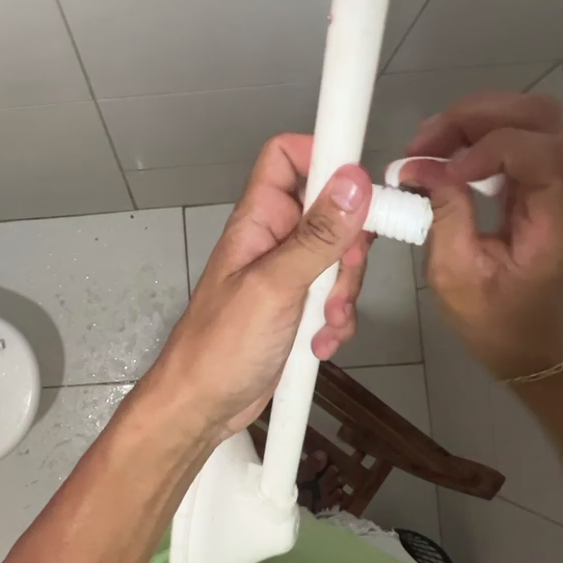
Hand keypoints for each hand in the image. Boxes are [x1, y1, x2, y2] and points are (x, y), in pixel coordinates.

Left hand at [143, 134, 371, 440]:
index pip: (288, 157)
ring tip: (322, 323)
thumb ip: (316, 237)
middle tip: (341, 278)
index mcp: (258, 219)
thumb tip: (352, 182)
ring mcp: (287, 273)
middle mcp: (274, 238)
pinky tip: (319, 343)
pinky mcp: (297, 307)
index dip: (324, 156)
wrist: (202, 406)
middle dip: (349, 247)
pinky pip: (334, 297)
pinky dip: (336, 320)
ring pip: (340, 258)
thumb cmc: (218, 347)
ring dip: (344, 293)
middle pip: (331, 210)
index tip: (360, 186)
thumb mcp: (274, 287)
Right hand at [403, 91, 562, 379]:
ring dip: (473, 121)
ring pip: (529, 119)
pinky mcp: (541, 185)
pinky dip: (476, 136)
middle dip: (477, 117)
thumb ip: (445, 215)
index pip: (546, 153)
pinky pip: (516, 139)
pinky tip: (444, 157)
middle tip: (424, 143)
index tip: (442, 173)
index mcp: (560, 222)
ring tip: (427, 147)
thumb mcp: (456, 277)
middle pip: (541, 118)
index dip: (492, 148)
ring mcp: (559, 185)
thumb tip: (420, 166)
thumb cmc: (498, 324)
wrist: (537, 349)